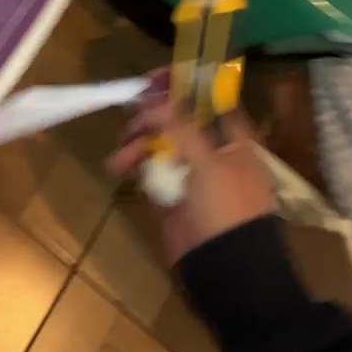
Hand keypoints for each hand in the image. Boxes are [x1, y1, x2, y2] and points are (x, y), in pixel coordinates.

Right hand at [108, 99, 277, 262]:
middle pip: (178, 119)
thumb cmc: (228, 211)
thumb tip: (156, 99)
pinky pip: (148, 168)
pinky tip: (118, 164)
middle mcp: (213, 151)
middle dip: (151, 114)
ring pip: (159, 141)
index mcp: (234, 141)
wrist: (228, 272)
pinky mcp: (171, 194)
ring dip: (137, 139)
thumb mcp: (209, 163)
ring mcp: (191, 173)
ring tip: (121, 150)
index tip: (154, 78)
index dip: (183, 85)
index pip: (209, 100)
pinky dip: (132, 162)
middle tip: (131, 113)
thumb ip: (182, 127)